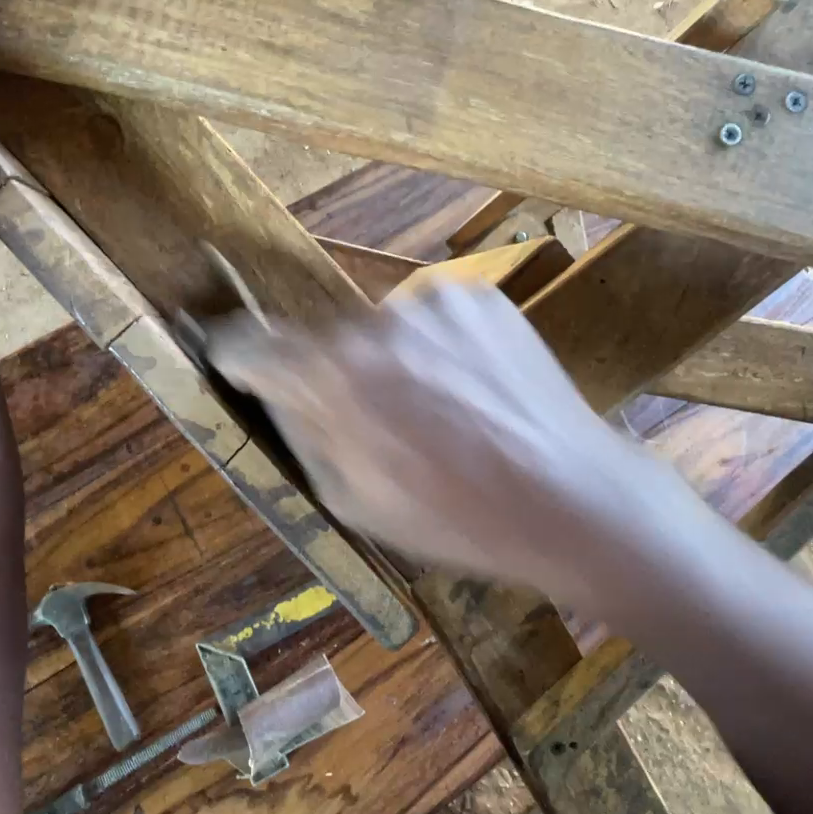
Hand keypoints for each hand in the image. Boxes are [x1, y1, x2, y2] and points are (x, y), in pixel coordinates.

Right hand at [208, 281, 697, 606]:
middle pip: (324, 338)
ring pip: (382, 329)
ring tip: (443, 413)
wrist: (573, 495)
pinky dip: (437, 349)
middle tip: (380, 422)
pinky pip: (432, 320)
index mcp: (335, 374)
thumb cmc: (458, 518)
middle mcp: (376, 319)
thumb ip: (302, 431)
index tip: (242, 368)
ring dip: (391, 360)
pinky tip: (474, 391)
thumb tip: (275, 388)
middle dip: (335, 374)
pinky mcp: (479, 295)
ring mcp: (433, 299)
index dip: (239, 358)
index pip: (248, 341)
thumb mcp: (354, 500)